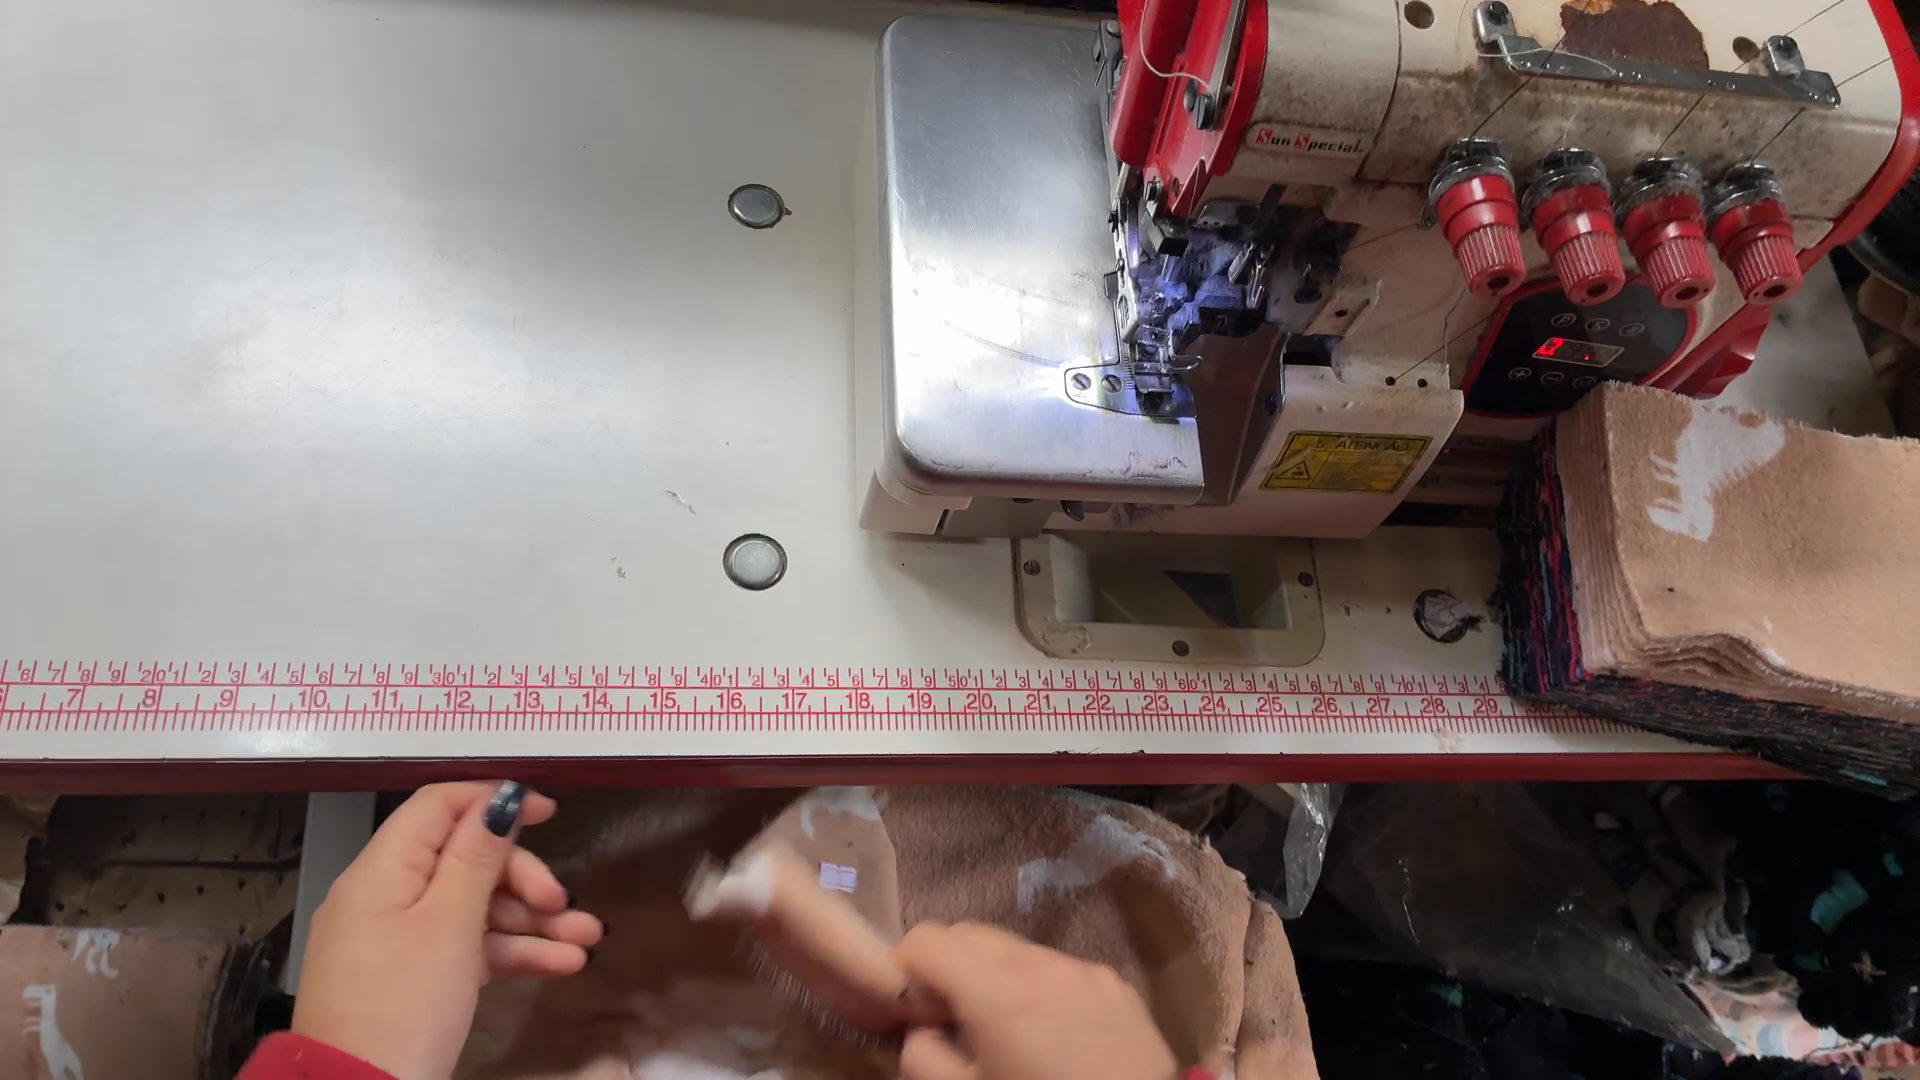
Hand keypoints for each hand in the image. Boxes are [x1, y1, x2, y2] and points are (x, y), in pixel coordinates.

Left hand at [292, 781, 604, 1079]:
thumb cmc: (404, 1003)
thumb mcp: (451, 922)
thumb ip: (478, 855)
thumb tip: (501, 798)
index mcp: (384, 872)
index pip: (440, 806)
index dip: (495, 799)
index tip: (549, 812)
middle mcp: (390, 896)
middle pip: (471, 857)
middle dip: (526, 875)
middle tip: (561, 901)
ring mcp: (405, 938)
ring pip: (482, 904)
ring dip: (535, 917)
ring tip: (587, 938)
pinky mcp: (421, 974)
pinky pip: (475, 943)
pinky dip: (517, 949)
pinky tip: (565, 962)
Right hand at [895, 922, 1176, 1079]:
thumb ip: (928, 1061)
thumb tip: (921, 1026)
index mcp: (999, 995)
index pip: (929, 939)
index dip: (907, 964)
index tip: (910, 1000)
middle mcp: (1040, 965)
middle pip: (971, 934)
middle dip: (950, 964)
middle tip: (951, 1015)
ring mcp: (1083, 970)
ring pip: (1017, 949)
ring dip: (997, 975)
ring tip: (1008, 1029)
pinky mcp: (1116, 984)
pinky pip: (1061, 969)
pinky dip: (1042, 988)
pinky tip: (1056, 1036)